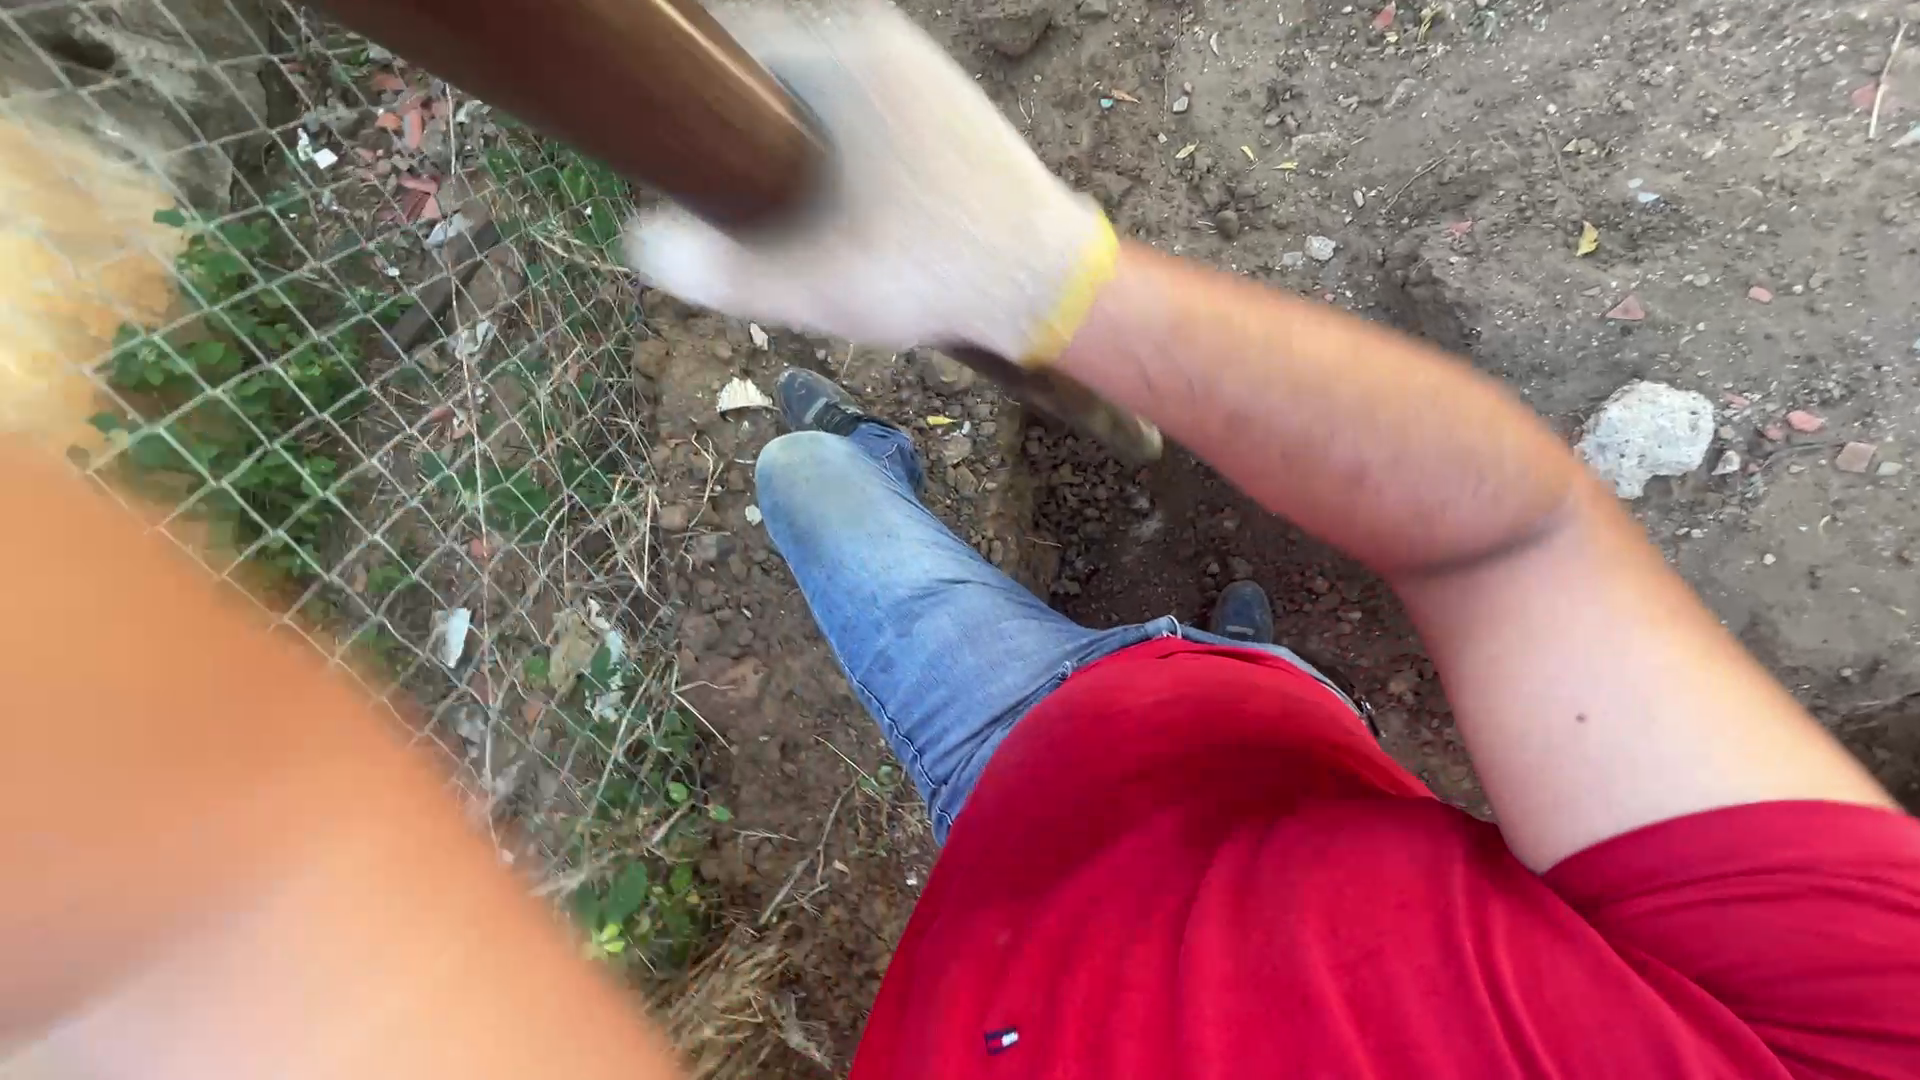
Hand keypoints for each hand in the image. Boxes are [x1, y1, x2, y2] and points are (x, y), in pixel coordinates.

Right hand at [622, 1, 1115, 365]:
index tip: (695, 173)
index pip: (731, 55)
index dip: (699, 112)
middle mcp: (886, 44)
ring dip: (806, 155)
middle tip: (759, 217)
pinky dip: (853, 158)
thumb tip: (644, 247)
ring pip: (830, 104)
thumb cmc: (933, 274)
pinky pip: (874, 119)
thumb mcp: (817, 286)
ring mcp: (926, 74)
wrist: (1047, 283)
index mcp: (844, 58)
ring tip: (816, 224)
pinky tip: (864, 214)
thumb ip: (723, 272)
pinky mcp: (952, 111)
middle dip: (756, 144)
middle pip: (780, 82)